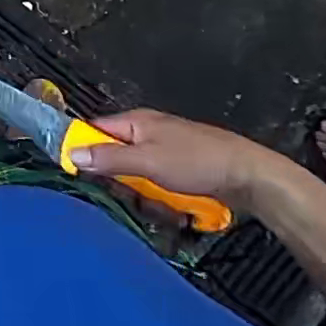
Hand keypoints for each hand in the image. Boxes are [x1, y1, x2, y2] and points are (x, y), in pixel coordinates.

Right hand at [68, 108, 292, 207]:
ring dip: (144, 191)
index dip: (84, 148)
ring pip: (136, 172)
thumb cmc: (198, 163)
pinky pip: (156, 180)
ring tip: (161, 202)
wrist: (255, 177)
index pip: (93, 129)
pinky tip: (175, 204)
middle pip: (114, 154)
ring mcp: (166, 149)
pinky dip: (161, 194)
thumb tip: (71, 154)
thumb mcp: (147, 162)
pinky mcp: (182, 167)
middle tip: (134, 193)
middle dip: (121, 179)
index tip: (81, 172)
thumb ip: (108, 158)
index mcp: (135, 120)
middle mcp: (147, 130)